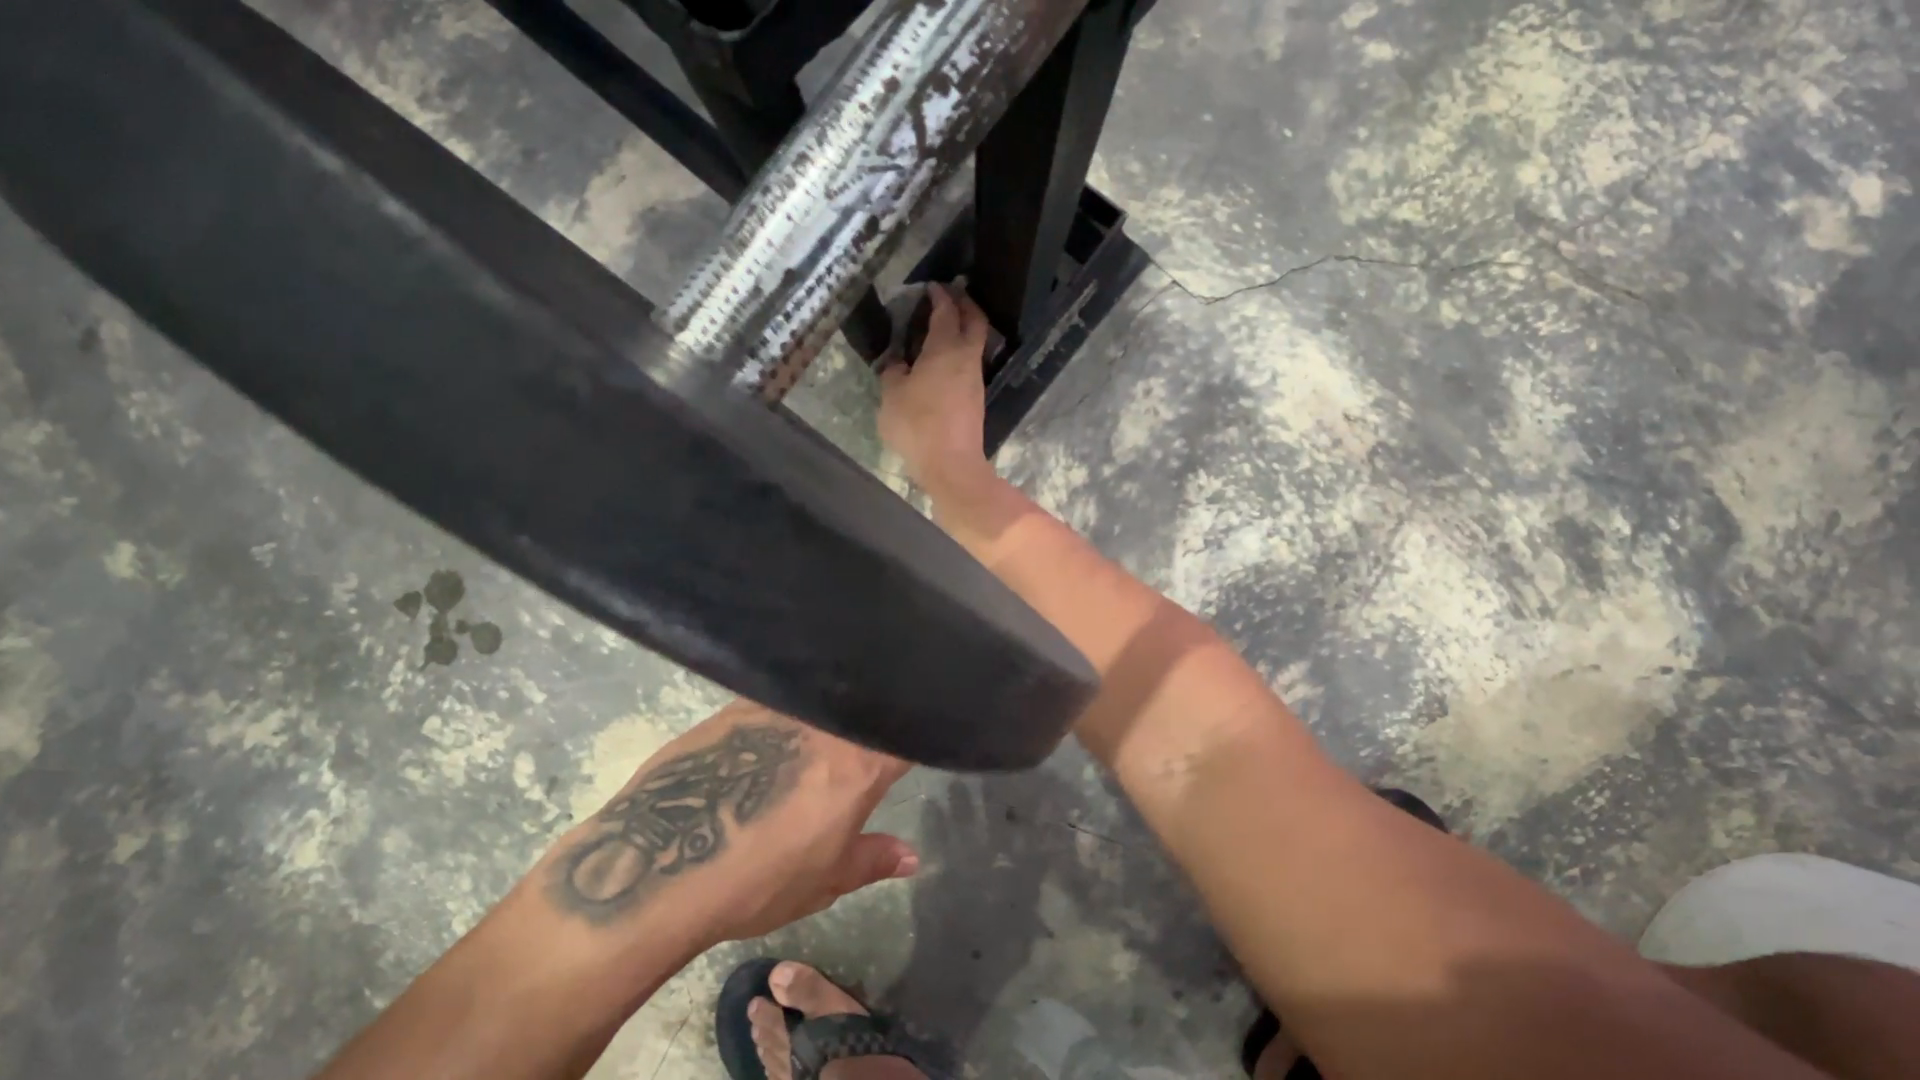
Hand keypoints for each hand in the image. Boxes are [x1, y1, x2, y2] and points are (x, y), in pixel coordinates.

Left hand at [540, 699, 915, 946]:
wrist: (657, 864)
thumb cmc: (756, 882)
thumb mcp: (822, 882)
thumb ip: (872, 860)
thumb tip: (911, 856)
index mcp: (856, 765)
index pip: (904, 737)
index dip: (918, 737)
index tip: (919, 743)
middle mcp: (820, 725)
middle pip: (859, 708)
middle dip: (869, 723)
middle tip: (866, 746)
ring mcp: (772, 710)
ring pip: (815, 702)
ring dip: (823, 719)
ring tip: (813, 745)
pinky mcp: (728, 709)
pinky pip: (772, 703)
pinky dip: (782, 718)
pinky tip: (767, 743)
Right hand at [878, 282, 993, 496]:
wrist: (951, 465)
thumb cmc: (917, 425)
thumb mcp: (892, 396)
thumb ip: (893, 372)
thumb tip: (898, 363)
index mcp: (946, 349)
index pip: (947, 312)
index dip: (940, 296)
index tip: (932, 287)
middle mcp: (966, 358)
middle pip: (975, 321)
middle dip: (964, 304)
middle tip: (950, 296)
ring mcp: (975, 379)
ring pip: (975, 343)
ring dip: (964, 329)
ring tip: (943, 327)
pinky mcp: (975, 398)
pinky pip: (970, 362)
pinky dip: (960, 350)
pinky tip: (942, 359)